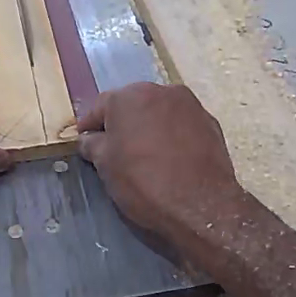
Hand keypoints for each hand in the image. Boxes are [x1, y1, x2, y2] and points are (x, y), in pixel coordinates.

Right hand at [76, 83, 257, 245]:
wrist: (199, 204)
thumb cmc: (142, 181)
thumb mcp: (104, 165)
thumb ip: (92, 145)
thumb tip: (90, 140)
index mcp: (129, 98)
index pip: (100, 106)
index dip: (90, 126)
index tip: (85, 142)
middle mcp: (160, 91)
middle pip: (132, 104)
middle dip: (121, 123)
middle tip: (113, 148)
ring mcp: (189, 105)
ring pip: (158, 112)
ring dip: (147, 127)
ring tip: (142, 153)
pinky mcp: (210, 122)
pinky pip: (180, 124)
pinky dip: (170, 135)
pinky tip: (167, 158)